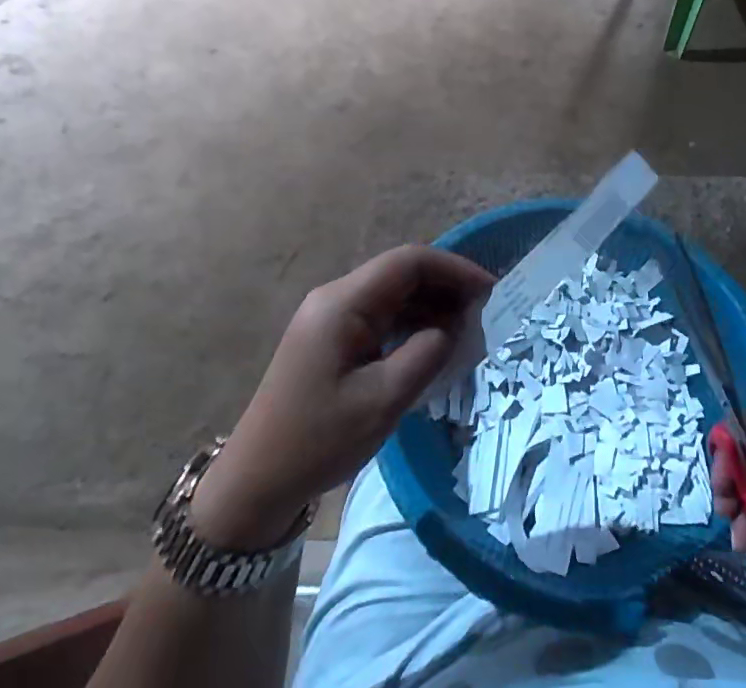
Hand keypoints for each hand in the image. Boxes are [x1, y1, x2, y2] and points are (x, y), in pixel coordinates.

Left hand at [190, 245, 494, 548]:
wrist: (255, 483)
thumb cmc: (318, 441)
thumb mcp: (383, 399)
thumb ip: (427, 353)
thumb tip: (455, 327)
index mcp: (342, 304)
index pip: (409, 262)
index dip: (455, 269)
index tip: (490, 292)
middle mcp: (335, 299)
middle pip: (403, 274)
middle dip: (448, 287)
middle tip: (485, 314)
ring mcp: (332, 319)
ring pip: (396, 295)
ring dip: (434, 306)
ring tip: (468, 331)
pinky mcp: (334, 340)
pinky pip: (384, 317)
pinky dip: (415, 324)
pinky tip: (436, 345)